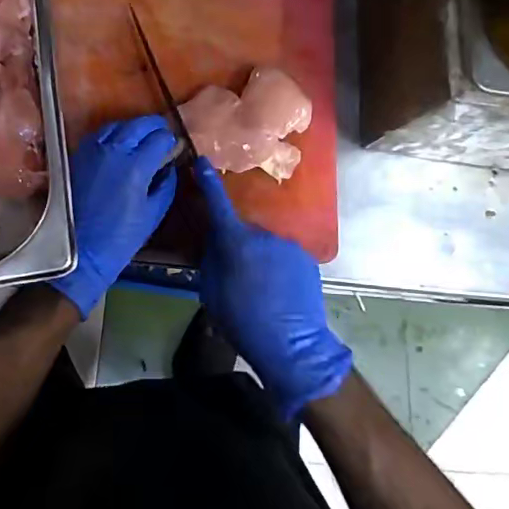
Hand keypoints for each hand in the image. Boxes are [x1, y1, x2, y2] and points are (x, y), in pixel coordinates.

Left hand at [50, 116, 177, 317]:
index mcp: (136, 166)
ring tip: (143, 135)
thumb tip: (170, 165)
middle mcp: (114, 151)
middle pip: (139, 125)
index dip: (170, 139)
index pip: (159, 138)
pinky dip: (113, 133)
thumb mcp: (153, 213)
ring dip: (133, 127)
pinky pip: (99, 135)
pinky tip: (120, 142)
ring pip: (117, 125)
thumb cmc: (121, 238)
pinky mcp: (78, 157)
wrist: (80, 253)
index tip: (174, 145)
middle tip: (163, 133)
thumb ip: (166, 184)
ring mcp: (93, 152)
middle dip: (155, 126)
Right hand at [193, 157, 350, 420]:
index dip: (208, 183)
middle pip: (243, 232)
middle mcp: (265, 235)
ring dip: (259, 258)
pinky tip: (278, 292)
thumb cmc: (244, 322)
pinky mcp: (306, 258)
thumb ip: (211, 260)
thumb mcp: (212, 294)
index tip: (202, 162)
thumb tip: (214, 241)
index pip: (218, 205)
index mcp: (237, 243)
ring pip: (265, 245)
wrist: (294, 346)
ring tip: (260, 289)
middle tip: (235, 274)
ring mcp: (289, 245)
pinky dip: (277, 267)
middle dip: (237, 245)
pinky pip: (283, 256)